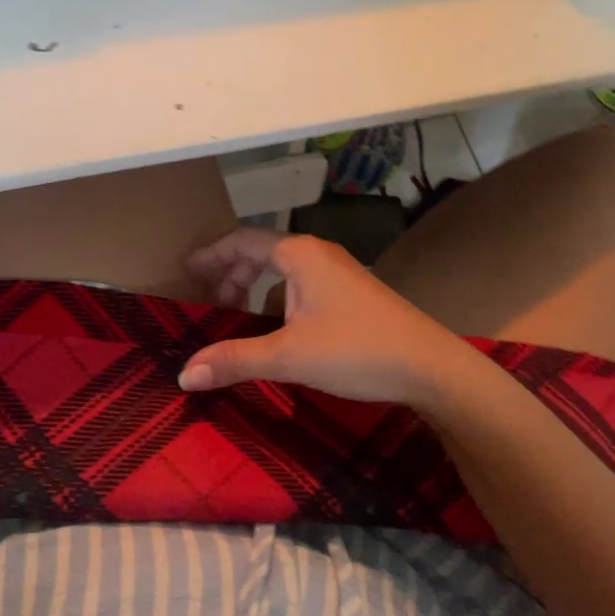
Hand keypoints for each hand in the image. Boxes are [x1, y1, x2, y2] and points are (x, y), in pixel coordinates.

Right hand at [179, 229, 469, 404]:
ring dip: (256, 289)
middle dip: (231, 274)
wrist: (430, 366)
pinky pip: (301, 288)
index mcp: (298, 254)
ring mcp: (338, 273)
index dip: (211, 254)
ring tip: (236, 318)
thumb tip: (183, 375)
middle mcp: (317, 254)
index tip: (185, 269)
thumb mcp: (289, 356)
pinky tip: (276, 333)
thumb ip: (234, 360)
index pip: (242, 241)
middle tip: (207, 301)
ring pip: (283, 272)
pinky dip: (278, 303)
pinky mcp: (351, 295)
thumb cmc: (356, 350)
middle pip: (261, 253)